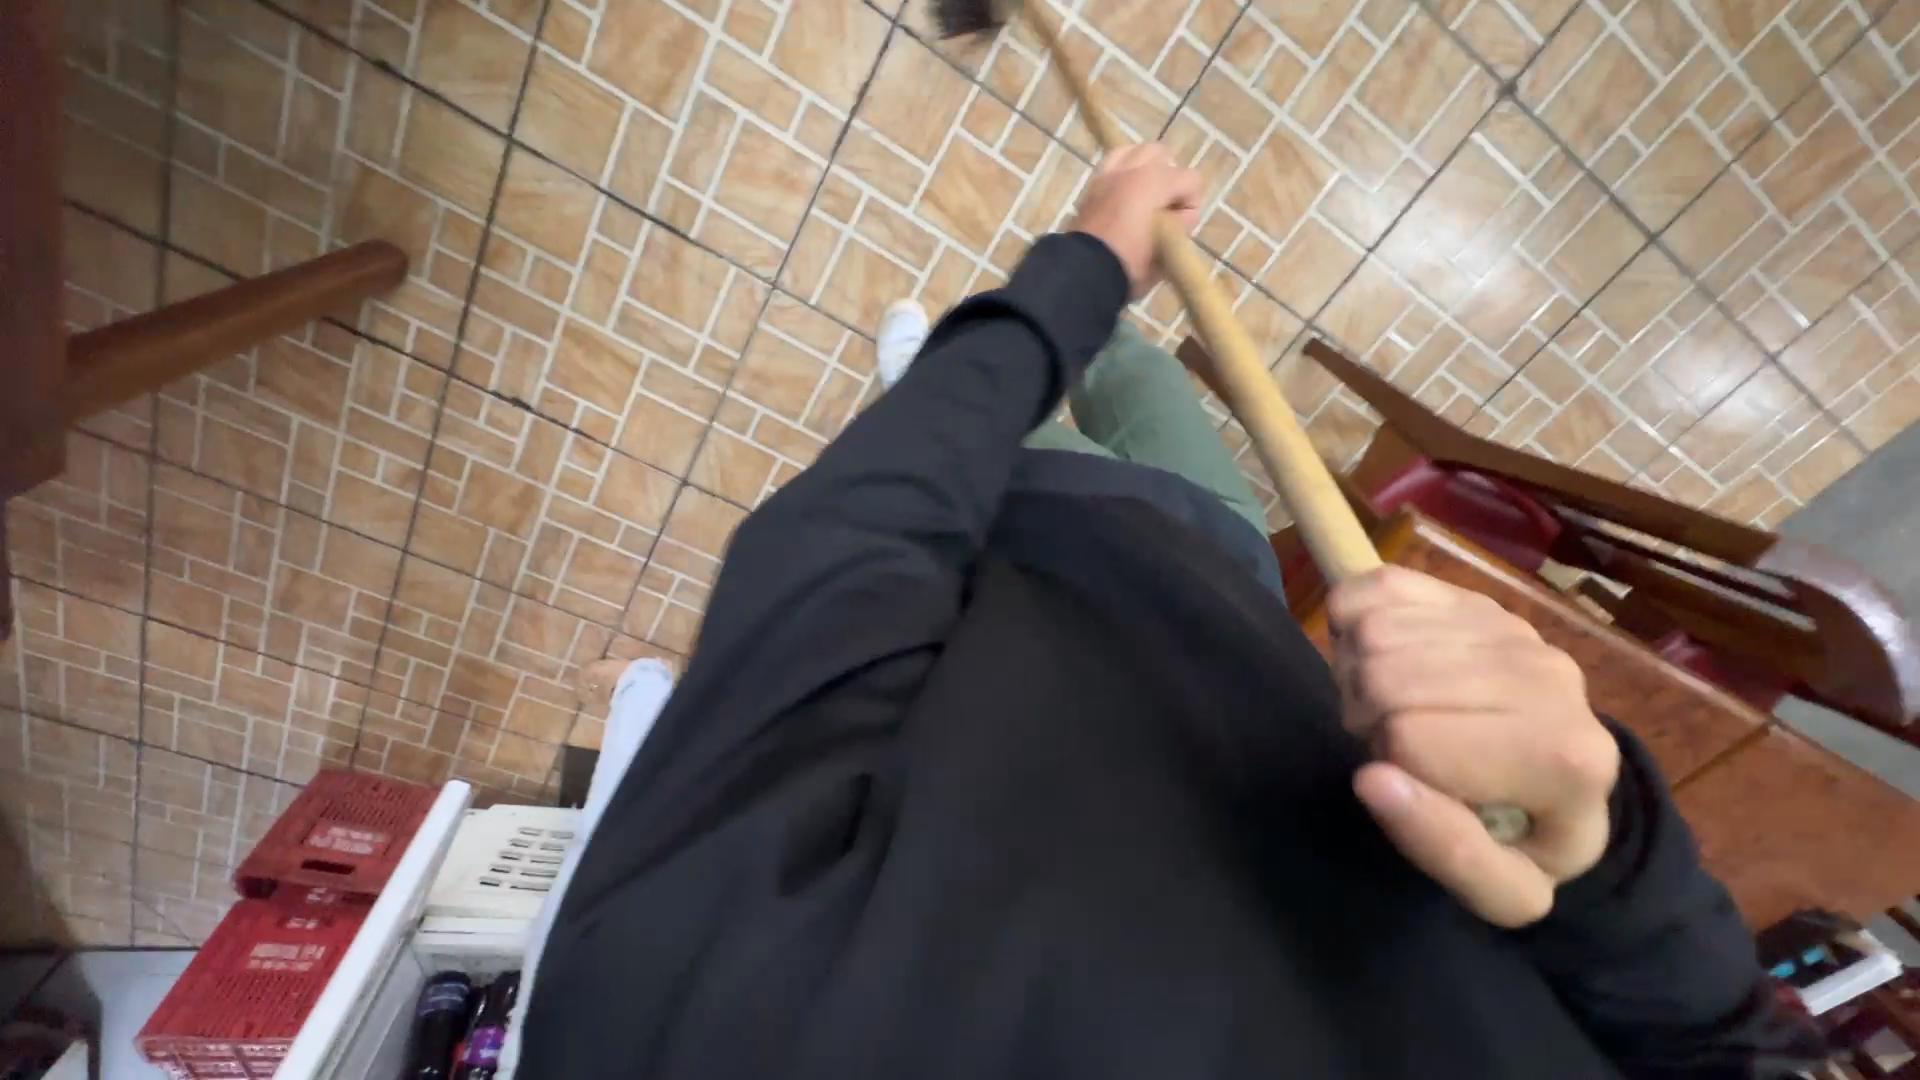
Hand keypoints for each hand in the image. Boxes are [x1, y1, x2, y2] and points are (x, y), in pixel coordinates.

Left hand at [1067, 143, 1203, 297]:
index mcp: (1155, 183)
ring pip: (1135, 152)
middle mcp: (1132, 170)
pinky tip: (1123, 193)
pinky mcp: (1091, 186)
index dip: (1191, 205)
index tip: (1181, 228)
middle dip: (1170, 179)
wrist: (1083, 274)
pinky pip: (1111, 164)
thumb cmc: (1129, 265)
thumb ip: (1181, 227)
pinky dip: (1122, 173)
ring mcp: (1108, 175)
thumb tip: (1182, 215)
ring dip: (1145, 169)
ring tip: (1144, 195)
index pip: (1190, 180)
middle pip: (1163, 156)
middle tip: (1164, 207)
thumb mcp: (1166, 252)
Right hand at [1328, 567, 1620, 927]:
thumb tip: (1372, 780)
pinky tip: (1376, 654)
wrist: (1561, 777)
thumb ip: (1445, 849)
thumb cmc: (1524, 836)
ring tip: (1388, 702)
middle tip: (1391, 741)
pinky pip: (1378, 586)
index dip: (1390, 768)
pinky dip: (1350, 618)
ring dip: (1356, 672)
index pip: (1411, 739)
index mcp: (1564, 757)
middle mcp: (1547, 675)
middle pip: (1385, 678)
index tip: (1417, 784)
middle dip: (1366, 717)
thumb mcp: (1503, 888)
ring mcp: (1509, 625)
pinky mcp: (1473, 595)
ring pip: (1376, 632)